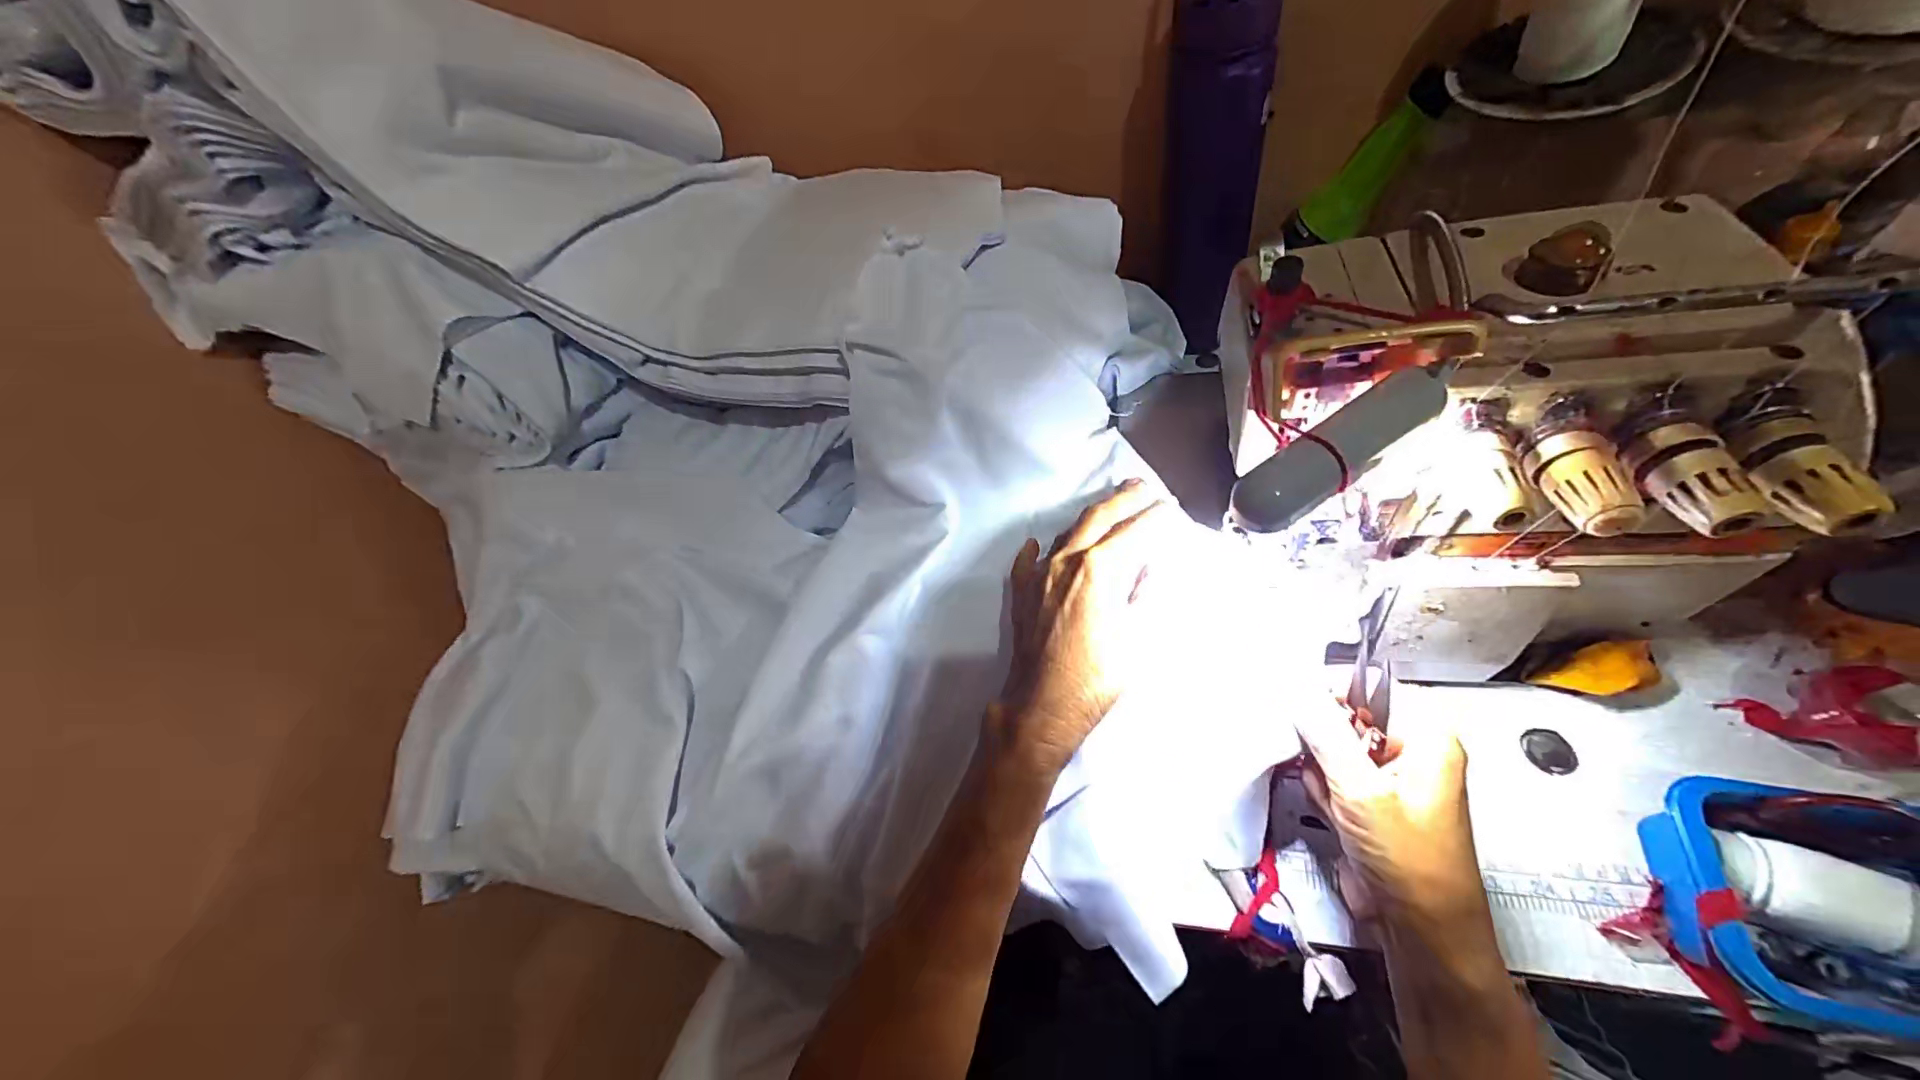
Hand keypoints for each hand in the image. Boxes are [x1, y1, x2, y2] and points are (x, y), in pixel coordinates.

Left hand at [993, 480, 1172, 774]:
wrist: (1040, 704)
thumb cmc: (1094, 678)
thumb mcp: (1134, 638)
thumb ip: (1141, 596)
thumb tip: (1147, 570)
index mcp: (1096, 569)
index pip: (1132, 532)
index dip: (1154, 518)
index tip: (1169, 508)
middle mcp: (1064, 562)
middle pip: (1097, 518)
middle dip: (1123, 500)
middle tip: (1144, 488)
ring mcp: (1038, 575)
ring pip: (1067, 533)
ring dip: (1091, 518)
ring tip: (1110, 507)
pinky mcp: (1022, 592)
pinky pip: (1030, 560)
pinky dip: (1040, 548)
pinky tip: (1040, 542)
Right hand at [1296, 693, 1481, 927]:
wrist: (1417, 927)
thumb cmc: (1413, 863)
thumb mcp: (1362, 790)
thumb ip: (1325, 734)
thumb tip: (1296, 690)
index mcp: (1428, 737)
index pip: (1371, 688)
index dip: (1333, 691)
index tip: (1299, 700)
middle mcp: (1409, 751)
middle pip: (1346, 717)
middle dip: (1323, 741)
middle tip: (1323, 764)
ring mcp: (1384, 777)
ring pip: (1330, 747)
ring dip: (1321, 771)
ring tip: (1334, 799)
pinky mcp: (1364, 799)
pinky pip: (1328, 775)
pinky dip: (1321, 790)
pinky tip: (1333, 813)